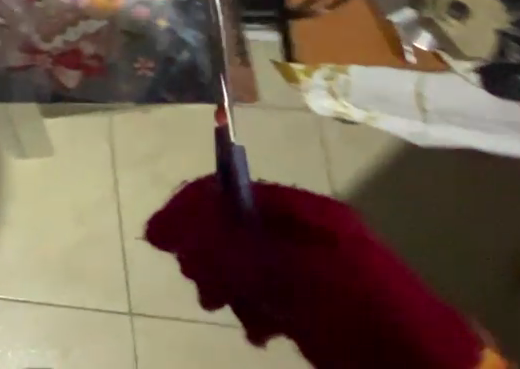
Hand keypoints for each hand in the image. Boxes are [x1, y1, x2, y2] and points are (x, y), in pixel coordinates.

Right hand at [146, 175, 490, 368]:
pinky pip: (268, 290)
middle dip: (208, 251)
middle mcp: (307, 232)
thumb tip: (174, 230)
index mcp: (307, 213)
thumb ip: (233, 249)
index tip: (158, 238)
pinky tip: (258, 328)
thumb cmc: (361, 314)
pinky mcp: (318, 302)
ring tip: (225, 308)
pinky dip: (253, 305)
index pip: (232, 191)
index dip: (191, 209)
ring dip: (228, 283)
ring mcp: (313, 267)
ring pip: (247, 261)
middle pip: (235, 224)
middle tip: (198, 284)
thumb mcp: (292, 277)